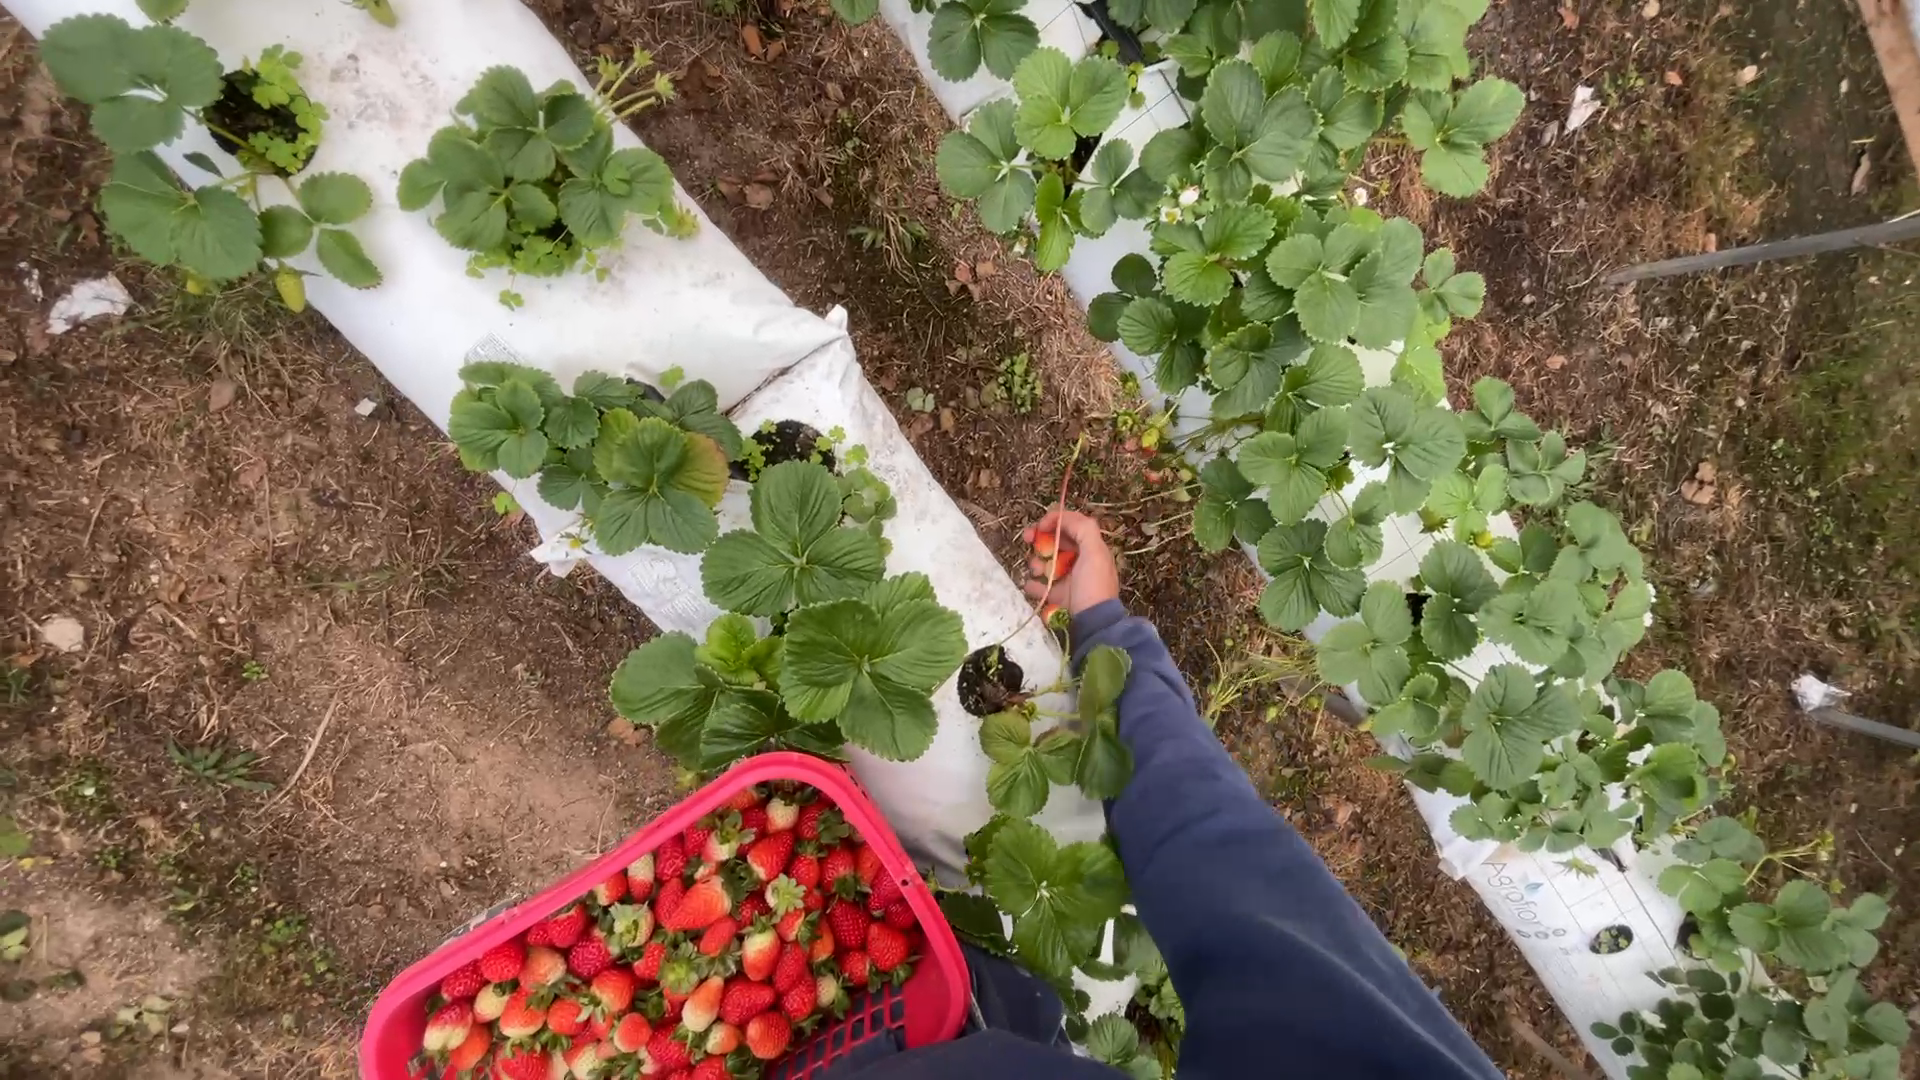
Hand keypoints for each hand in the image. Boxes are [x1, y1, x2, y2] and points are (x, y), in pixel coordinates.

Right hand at [1022, 510, 1119, 615]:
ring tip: (1037, 570)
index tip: (1040, 526)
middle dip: (1041, 539)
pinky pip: (1041, 586)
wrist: (1093, 623)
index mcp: (1092, 549)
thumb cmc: (1093, 586)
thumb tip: (1062, 518)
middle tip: (1027, 539)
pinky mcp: (1060, 597)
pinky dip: (1033, 584)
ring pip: (1047, 562)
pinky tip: (1031, 585)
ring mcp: (1069, 579)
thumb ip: (1083, 529)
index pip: (1071, 525)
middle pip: (1056, 542)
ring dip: (1037, 562)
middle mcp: (1081, 561)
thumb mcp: (1095, 552)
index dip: (1055, 520)